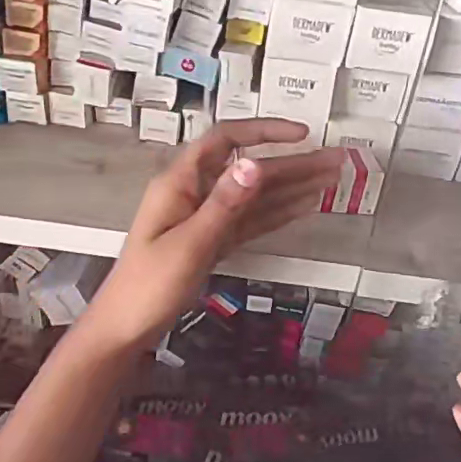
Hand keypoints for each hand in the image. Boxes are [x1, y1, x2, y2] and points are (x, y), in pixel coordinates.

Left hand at [86, 119, 341, 350]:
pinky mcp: (214, 240)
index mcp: (181, 183)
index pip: (226, 141)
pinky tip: (304, 206)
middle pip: (250, 169)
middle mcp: (196, 193)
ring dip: (293, 187)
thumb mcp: (189, 244)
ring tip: (331, 180)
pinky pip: (251, 220)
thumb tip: (254, 165)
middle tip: (335, 161)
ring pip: (256, 195)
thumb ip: (224, 204)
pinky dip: (278, 213)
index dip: (264, 132)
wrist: (126, 329)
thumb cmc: (149, 286)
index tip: (300, 134)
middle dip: (292, 163)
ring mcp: (207, 218)